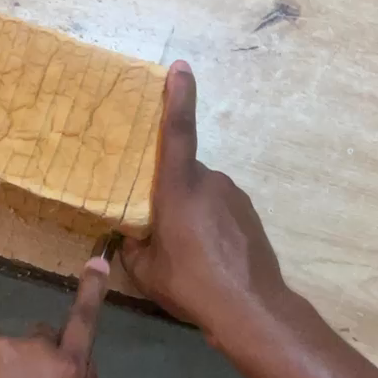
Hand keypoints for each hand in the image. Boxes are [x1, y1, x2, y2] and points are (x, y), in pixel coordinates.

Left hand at [0, 257, 108, 377]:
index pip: (84, 322)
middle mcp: (39, 347)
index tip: (97, 261)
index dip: (92, 291)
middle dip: (37, 357)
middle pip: (43, 339)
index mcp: (68, 369)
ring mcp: (2, 341)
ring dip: (6, 364)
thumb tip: (80, 358)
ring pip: (10, 347)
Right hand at [121, 61, 289, 339]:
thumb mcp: (145, 270)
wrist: (250, 309)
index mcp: (179, 188)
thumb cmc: (190, 283)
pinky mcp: (249, 216)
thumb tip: (127, 238)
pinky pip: (219, 210)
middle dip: (168, 192)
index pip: (178, 132)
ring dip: (190, 211)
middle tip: (158, 227)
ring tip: (185, 251)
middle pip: (182, 173)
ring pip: (202, 194)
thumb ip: (131, 246)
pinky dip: (209, 225)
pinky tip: (207, 256)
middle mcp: (210, 182)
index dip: (178, 97)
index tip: (180, 68)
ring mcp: (234, 198)